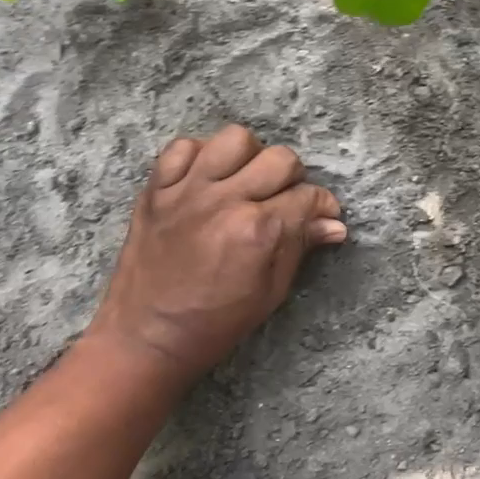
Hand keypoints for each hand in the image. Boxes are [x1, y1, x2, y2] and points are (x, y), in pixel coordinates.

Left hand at [87, 125, 344, 380]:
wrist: (145, 339)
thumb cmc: (214, 323)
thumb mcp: (271, 291)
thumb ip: (300, 247)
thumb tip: (334, 225)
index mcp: (257, 230)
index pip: (308, 197)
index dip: (323, 207)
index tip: (323, 217)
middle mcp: (224, 201)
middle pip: (280, 159)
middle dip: (293, 179)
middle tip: (286, 201)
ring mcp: (186, 192)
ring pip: (234, 139)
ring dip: (249, 157)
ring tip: (246, 182)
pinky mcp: (156, 191)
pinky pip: (181, 148)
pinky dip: (199, 157)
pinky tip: (207, 180)